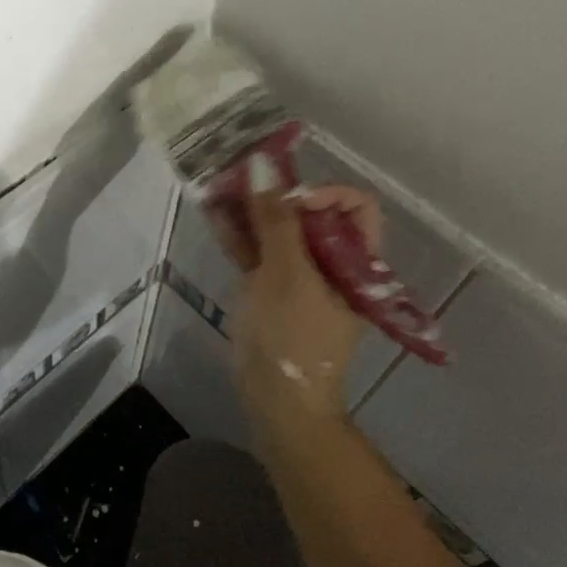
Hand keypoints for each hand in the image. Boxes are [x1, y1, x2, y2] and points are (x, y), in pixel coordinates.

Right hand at [229, 184, 382, 425]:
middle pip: (309, 213)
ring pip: (277, 228)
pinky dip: (237, 231)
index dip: (324, 193)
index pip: (354, 207)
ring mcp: (296, 274)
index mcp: (354, 262)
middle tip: (241, 175)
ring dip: (249, 206)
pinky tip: (211, 211)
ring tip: (218, 184)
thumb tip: (263, 164)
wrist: (276, 402)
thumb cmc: (294, 337)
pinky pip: (255, 250)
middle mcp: (329, 262)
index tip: (289, 198)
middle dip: (274, 191)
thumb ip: (276, 220)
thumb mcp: (287, 275)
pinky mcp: (267, 286)